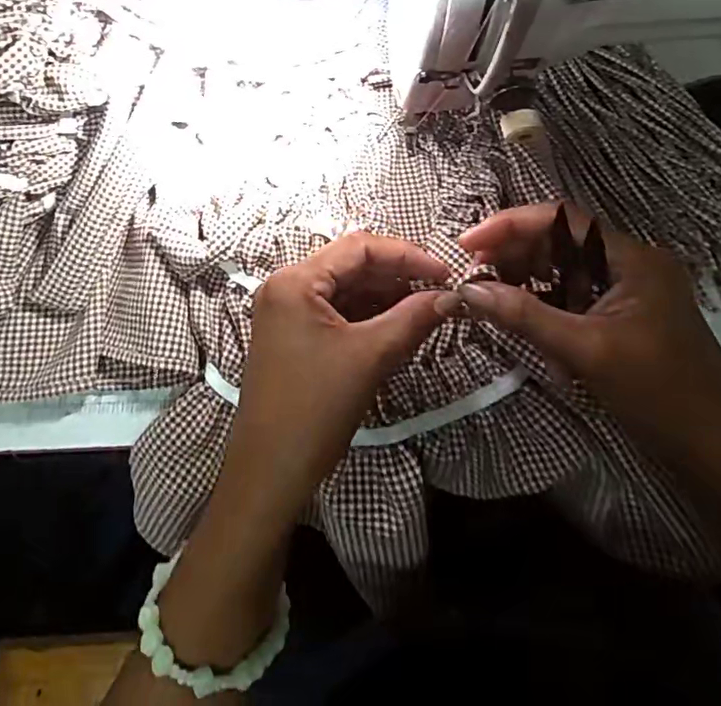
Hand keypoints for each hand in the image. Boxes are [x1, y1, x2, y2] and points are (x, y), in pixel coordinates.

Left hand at [226, 232, 452, 511]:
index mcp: (295, 281)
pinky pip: (338, 312)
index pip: (359, 247)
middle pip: (352, 265)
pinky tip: (401, 324)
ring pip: (347, 289)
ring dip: (387, 296)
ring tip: (428, 307)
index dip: (407, 255)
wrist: (269, 472)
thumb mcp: (369, 357)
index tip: (446, 273)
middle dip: (399, 275)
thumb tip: (452, 296)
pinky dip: (370, 315)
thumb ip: (412, 318)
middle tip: (441, 291)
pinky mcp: (295, 336)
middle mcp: (287, 287)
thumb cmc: (314, 408)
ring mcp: (288, 312)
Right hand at [453, 203, 720, 468]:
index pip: (561, 220)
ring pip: (565, 271)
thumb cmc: (658, 393)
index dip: (509, 225)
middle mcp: (631, 263)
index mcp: (632, 258)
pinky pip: (576, 298)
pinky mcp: (624, 317)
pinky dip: (547, 306)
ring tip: (490, 299)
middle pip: (560, 242)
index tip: (467, 244)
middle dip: (514, 255)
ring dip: (527, 282)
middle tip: (473, 277)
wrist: (717, 451)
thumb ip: (525, 315)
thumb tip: (468, 290)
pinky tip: (525, 325)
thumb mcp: (584, 351)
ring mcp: (628, 291)